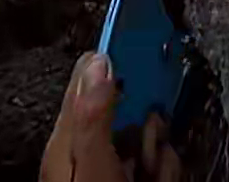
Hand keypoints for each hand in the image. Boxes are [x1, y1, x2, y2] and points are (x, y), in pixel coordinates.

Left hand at [40, 53, 181, 181]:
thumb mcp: (92, 165)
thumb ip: (93, 114)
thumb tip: (99, 60)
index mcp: (67, 138)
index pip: (89, 70)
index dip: (120, 59)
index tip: (146, 64)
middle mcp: (84, 147)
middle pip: (128, 102)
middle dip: (149, 119)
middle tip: (148, 145)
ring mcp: (105, 165)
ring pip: (145, 130)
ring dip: (159, 148)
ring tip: (151, 174)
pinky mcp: (123, 178)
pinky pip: (152, 155)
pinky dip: (161, 167)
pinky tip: (155, 180)